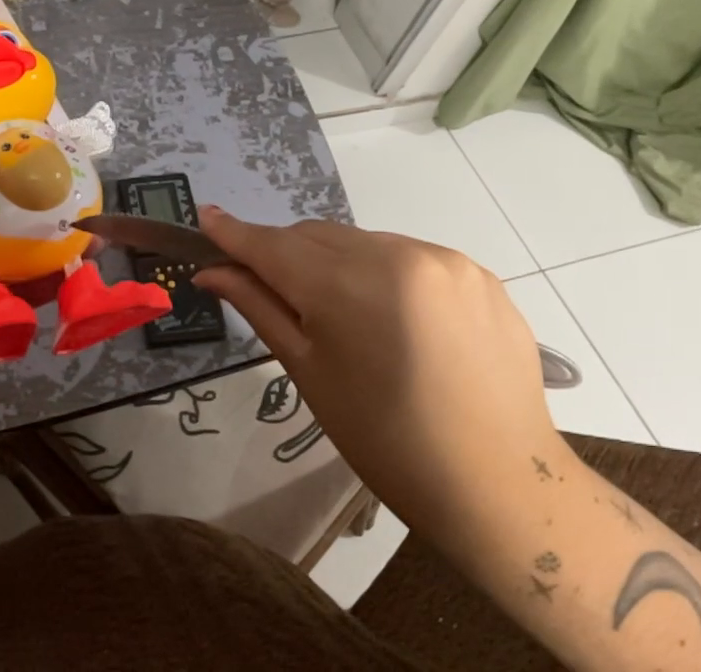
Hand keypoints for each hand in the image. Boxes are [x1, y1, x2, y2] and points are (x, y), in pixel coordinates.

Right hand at [192, 208, 558, 531]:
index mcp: (349, 285)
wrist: (494, 483)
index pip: (274, 245)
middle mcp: (398, 255)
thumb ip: (259, 307)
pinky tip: (393, 319)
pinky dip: (386, 274)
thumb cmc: (383, 439)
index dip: (235, 233)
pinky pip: (411, 258)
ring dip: (337, 262)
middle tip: (268, 286)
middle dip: (286, 254)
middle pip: (317, 236)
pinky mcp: (479, 274)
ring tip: (342, 314)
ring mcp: (446, 261)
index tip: (206, 218)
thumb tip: (213, 271)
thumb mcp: (309, 372)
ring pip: (364, 243)